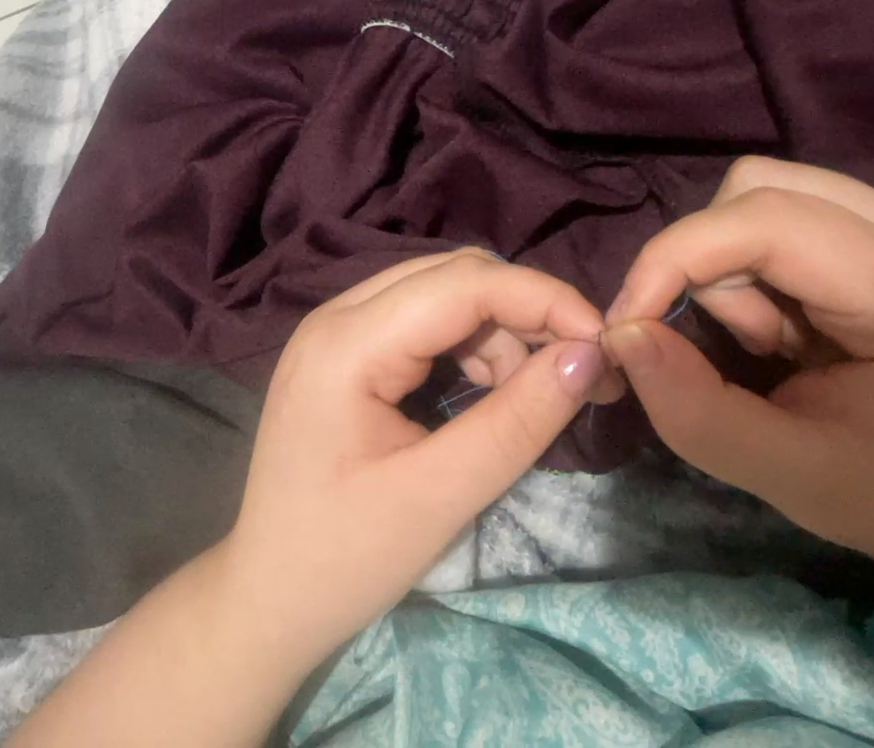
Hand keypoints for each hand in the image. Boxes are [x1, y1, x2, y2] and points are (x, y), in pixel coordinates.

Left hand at [218, 250, 608, 660]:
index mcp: (345, 343)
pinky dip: (471, 346)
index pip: (462, 283)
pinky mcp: (345, 353)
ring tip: (532, 394)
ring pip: (442, 294)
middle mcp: (335, 316)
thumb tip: (589, 355)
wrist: (269, 597)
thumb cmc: (345, 558)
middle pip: (452, 276)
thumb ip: (517, 421)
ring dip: (500, 332)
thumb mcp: (440, 495)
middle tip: (579, 369)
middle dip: (524, 312)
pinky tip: (490, 392)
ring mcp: (336, 332)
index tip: (604, 342)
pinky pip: (423, 322)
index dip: (542, 299)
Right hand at [602, 158, 873, 559]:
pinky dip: (746, 261)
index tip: (627, 325)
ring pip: (762, 190)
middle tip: (720, 341)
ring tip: (761, 337)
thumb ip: (699, 412)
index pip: (767, 220)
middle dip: (703, 261)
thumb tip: (620, 335)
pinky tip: (778, 321)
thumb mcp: (791, 478)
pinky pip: (778, 210)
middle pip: (760, 188)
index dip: (675, 257)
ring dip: (726, 261)